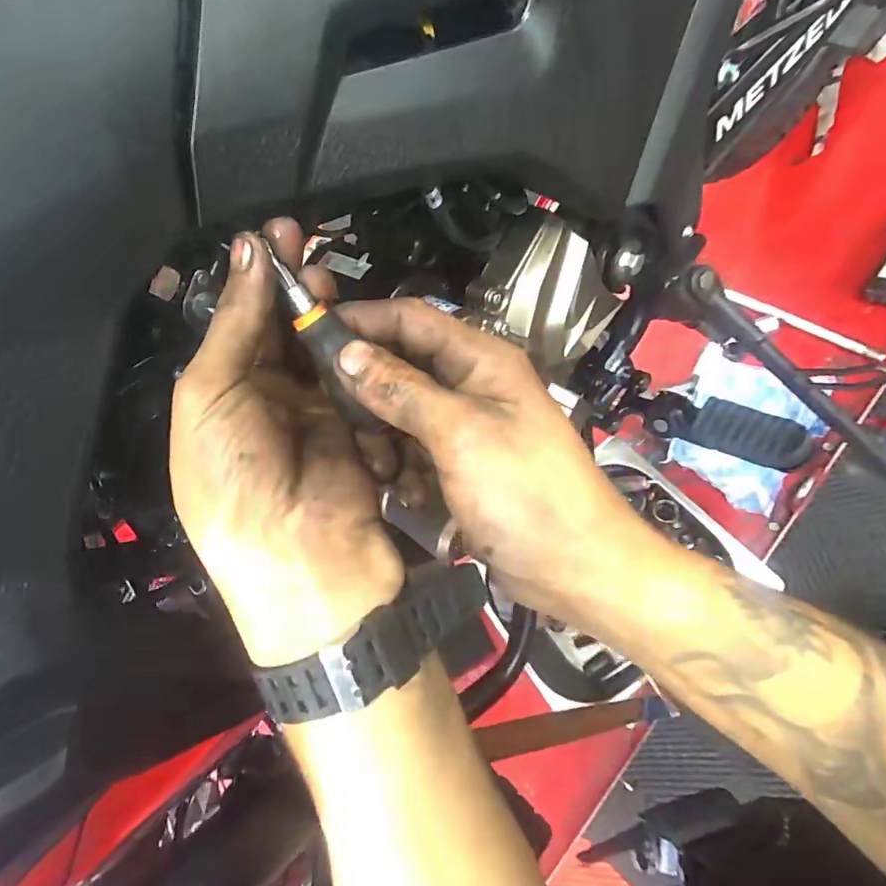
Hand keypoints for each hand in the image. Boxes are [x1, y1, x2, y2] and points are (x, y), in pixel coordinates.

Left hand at [170, 223, 404, 667]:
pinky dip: (353, 349)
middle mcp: (264, 400)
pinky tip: (350, 321)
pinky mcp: (357, 423)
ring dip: (322, 310)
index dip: (252, 281)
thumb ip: (234, 323)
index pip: (238, 324)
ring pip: (321, 346)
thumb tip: (247, 252)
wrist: (303, 560)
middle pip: (281, 328)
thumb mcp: (209, 397)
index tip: (269, 236)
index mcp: (219, 396)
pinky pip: (355, 374)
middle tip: (302, 241)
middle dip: (290, 285)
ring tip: (323, 276)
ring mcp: (314, 412)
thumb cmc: (234, 477)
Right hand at [333, 298, 642, 613]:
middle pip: (400, 366)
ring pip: (400, 412)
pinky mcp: (457, 462)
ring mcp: (464, 426)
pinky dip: (403, 468)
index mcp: (480, 359)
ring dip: (384, 439)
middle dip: (370, 393)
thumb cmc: (524, 491)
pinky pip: (412, 449)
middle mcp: (470, 384)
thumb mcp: (458, 432)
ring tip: (386, 471)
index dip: (363, 320)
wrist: (572, 567)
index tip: (313, 334)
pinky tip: (409, 494)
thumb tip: (347, 353)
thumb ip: (401, 389)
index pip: (410, 318)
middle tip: (347, 422)